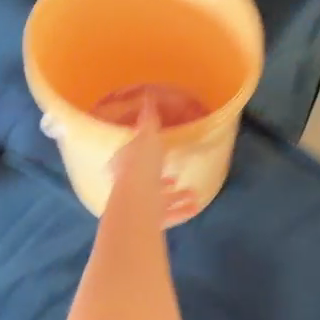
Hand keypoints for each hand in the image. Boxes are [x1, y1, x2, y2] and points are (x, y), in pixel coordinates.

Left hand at [109, 98, 201, 226]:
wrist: (139, 202)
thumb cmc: (141, 166)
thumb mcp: (147, 136)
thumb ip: (149, 120)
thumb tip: (148, 96)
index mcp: (123, 164)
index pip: (127, 158)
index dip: (136, 156)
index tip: (150, 155)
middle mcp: (128, 186)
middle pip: (143, 182)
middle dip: (158, 179)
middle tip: (173, 176)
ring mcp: (139, 206)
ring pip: (157, 201)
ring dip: (174, 196)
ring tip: (191, 191)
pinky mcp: (152, 222)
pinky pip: (169, 216)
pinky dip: (182, 210)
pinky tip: (195, 206)